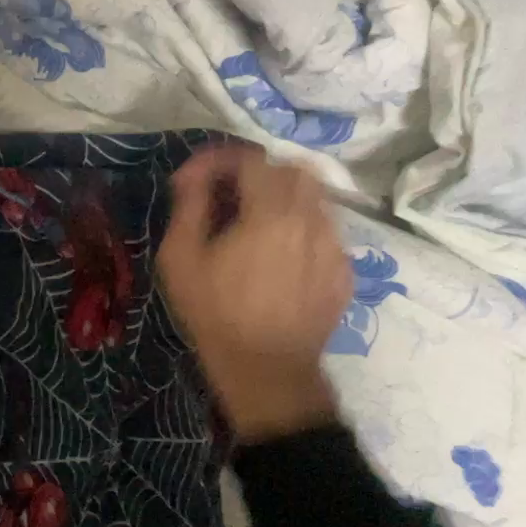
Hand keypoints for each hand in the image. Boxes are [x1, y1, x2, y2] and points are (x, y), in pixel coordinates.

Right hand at [156, 144, 351, 442]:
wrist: (266, 367)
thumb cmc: (213, 309)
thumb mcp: (181, 256)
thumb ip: (190, 206)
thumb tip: (194, 175)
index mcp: (271, 213)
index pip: (252, 160)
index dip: (218, 160)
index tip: (191, 179)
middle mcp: (313, 221)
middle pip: (294, 170)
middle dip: (256, 172)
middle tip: (225, 194)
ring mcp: (335, 246)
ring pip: (315, 199)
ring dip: (280, 198)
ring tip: (249, 223)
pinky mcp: (344, 271)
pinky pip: (323, 231)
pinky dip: (297, 227)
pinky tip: (273, 255)